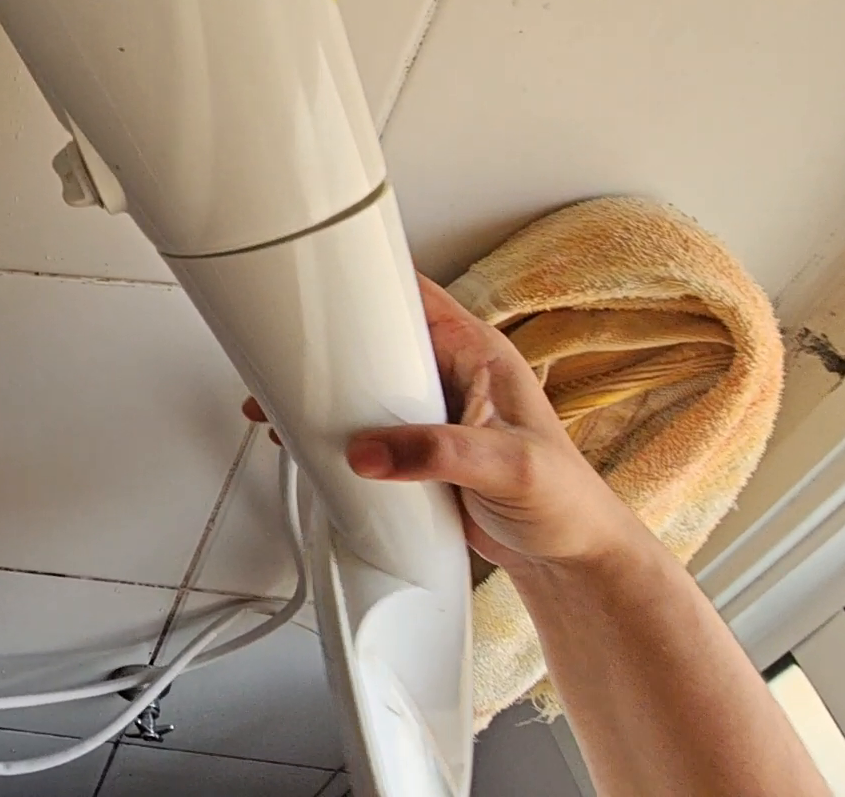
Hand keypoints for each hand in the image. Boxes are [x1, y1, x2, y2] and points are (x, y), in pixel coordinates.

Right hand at [242, 276, 645, 573]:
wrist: (566, 561)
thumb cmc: (568, 506)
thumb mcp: (512, 469)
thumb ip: (440, 454)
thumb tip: (369, 450)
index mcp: (474, 353)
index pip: (409, 295)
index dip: (363, 282)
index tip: (319, 288)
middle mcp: (442, 372)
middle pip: (366, 337)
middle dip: (320, 343)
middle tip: (283, 354)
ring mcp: (420, 407)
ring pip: (352, 380)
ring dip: (312, 390)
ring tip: (276, 401)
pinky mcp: (403, 439)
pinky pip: (350, 419)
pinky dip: (319, 425)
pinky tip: (299, 436)